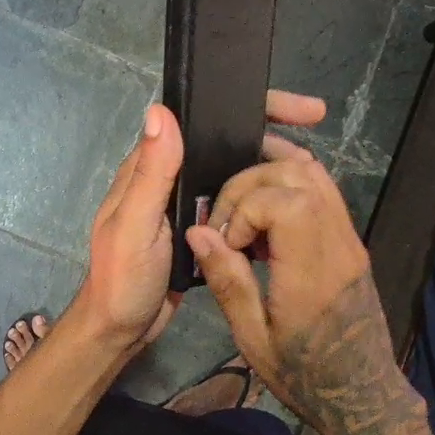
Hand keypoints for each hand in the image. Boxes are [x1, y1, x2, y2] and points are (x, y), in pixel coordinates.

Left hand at [68, 91, 329, 353]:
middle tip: (313, 121)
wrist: (121, 330)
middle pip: (219, 139)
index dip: (241, 104)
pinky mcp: (199, 229)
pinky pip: (233, 202)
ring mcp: (185, 204)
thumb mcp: (135, 225)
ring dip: (266, 162)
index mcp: (150, 168)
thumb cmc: (123, 278)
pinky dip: (258, 196)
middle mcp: (169, 178)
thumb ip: (150, 173)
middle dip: (265, 126)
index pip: (196, 119)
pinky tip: (286, 200)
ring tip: (309, 163)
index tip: (290, 104)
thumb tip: (161, 111)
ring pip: (230, 170)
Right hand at [185, 134, 404, 430]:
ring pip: (315, 172)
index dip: (246, 208)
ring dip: (270, 177)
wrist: (361, 393)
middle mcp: (337, 244)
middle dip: (250, 185)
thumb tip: (197, 233)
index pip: (285, 201)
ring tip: (242, 208)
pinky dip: (290, 183)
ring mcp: (350, 238)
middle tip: (230, 224)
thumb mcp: (253, 339)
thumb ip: (228, 282)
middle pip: (299, 173)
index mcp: (311, 273)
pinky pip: (324, 189)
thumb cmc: (302, 375)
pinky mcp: (351, 241)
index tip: (232, 245)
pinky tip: (264, 207)